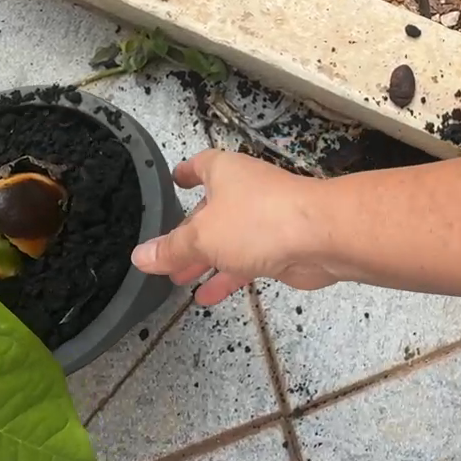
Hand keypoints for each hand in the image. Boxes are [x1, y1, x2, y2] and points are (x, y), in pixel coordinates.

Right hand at [130, 149, 334, 306]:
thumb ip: (171, 248)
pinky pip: (245, 260)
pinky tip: (207, 295)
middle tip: (165, 251)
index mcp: (226, 172)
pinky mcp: (279, 246)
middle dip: (189, 230)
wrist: (320, 236)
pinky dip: (226, 276)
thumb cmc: (258, 220)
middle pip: (211, 208)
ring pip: (227, 238)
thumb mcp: (202, 236)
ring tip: (177, 278)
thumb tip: (140, 256)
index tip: (173, 180)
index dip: (186, 172)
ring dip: (204, 258)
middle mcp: (245, 191)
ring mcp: (264, 219)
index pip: (201, 165)